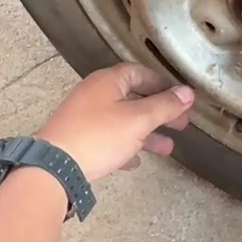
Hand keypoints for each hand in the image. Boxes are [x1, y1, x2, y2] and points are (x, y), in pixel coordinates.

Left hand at [35, 62, 193, 181]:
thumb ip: (164, 105)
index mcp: (107, 81)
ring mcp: (84, 117)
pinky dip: (124, 146)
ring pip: (122, 121)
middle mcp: (94, 94)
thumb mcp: (139, 120)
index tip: (179, 97)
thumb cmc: (97, 137)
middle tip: (180, 123)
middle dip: (158, 112)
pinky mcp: (78, 140)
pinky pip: (107, 139)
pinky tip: (135, 160)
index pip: (140, 73)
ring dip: (146, 133)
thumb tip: (187, 92)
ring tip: (166, 148)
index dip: (162, 84)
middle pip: (133, 98)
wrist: (54, 168)